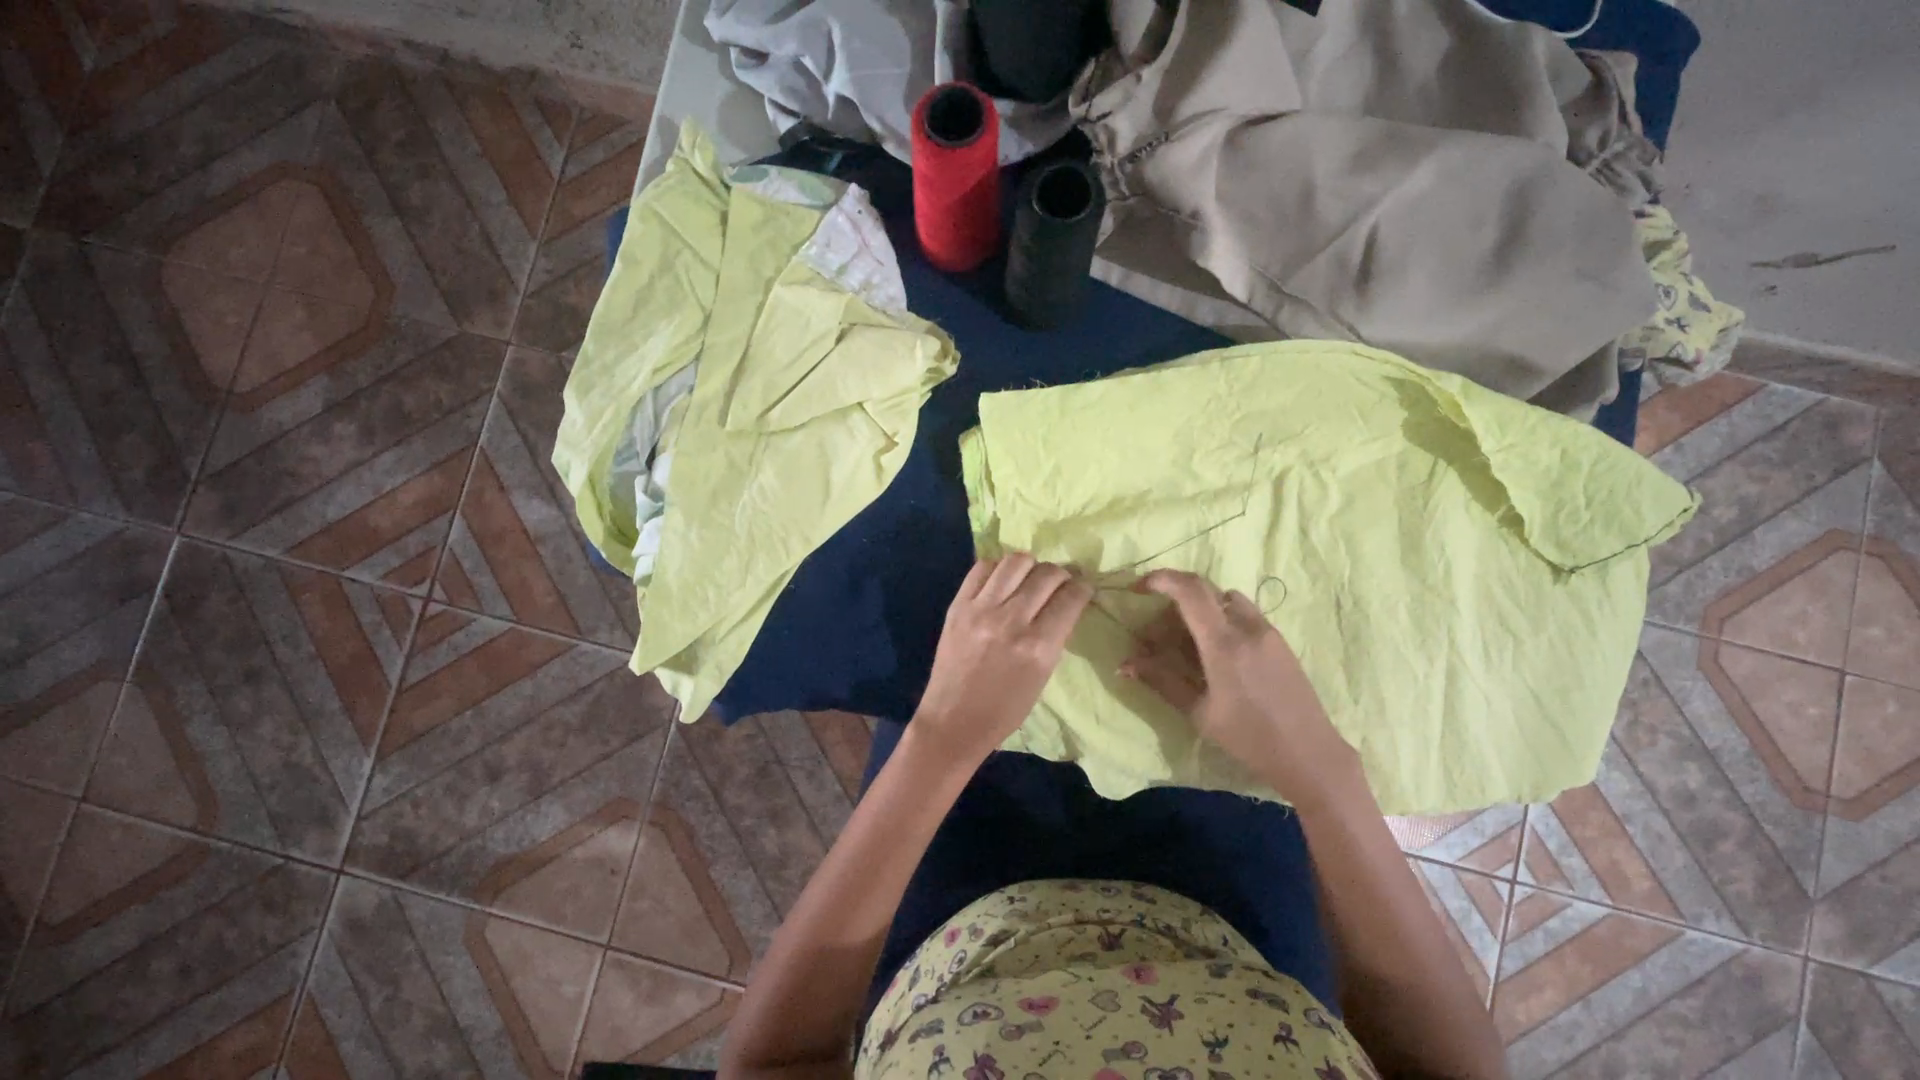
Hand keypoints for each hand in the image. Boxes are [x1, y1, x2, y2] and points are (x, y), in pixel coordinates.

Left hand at [914, 553, 1093, 764]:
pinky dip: (999, 569)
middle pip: (1047, 574)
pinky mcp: (958, 605)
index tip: (1084, 588)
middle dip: (1062, 575)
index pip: (1071, 598)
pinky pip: (983, 568)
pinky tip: (1003, 582)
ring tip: (1031, 578)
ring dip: (1032, 566)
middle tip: (1060, 583)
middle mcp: (1011, 621)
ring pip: (1016, 561)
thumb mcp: (1043, 676)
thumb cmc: (1005, 710)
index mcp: (1038, 646)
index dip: (1083, 588)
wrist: (953, 720)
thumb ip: (1055, 636)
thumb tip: (1065, 603)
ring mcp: (981, 610)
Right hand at [1118, 568, 1364, 809]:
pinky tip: (1214, 651)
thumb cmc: (1248, 738)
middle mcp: (1247, 627)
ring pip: (1227, 599)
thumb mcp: (1199, 712)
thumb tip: (1125, 664)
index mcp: (1224, 644)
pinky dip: (1221, 618)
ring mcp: (1267, 631)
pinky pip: (1244, 613)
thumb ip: (1161, 681)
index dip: (1162, 579)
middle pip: (1206, 589)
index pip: (1190, 591)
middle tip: (1157, 622)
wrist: (1308, 752)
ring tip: (1186, 638)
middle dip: (1176, 595)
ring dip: (1201, 606)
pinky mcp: (1279, 640)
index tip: (1140, 587)